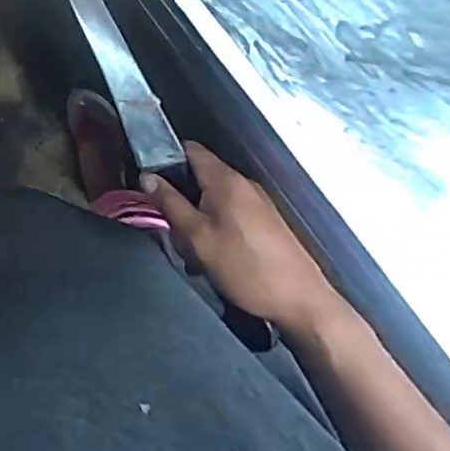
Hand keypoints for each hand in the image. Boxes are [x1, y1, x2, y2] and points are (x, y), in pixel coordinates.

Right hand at [141, 141, 346, 332]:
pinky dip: (216, 229)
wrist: (302, 301)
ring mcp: (257, 201)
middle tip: (175, 232)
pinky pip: (230, 214)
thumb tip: (148, 176)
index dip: (166, 158)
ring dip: (198, 220)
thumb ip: (170, 203)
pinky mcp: (266, 222)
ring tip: (195, 255)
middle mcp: (243, 183)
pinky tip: (216, 259)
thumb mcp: (198, 237)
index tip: (151, 181)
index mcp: (225, 179)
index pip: (190, 149)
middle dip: (181, 200)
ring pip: (213, 199)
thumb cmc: (246, 267)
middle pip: (200, 177)